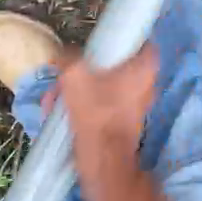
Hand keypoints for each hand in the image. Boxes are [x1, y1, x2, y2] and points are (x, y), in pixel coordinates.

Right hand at [46, 46, 157, 191]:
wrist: (104, 162)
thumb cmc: (97, 113)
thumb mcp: (75, 76)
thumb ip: (68, 58)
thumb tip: (62, 55)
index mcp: (145, 68)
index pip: (141, 42)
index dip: (121, 38)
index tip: (100, 42)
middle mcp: (147, 85)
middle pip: (114, 66)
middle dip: (83, 71)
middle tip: (63, 78)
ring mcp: (135, 105)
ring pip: (103, 87)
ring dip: (77, 91)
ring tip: (54, 100)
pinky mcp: (122, 122)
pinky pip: (101, 105)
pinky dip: (82, 107)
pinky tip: (58, 114)